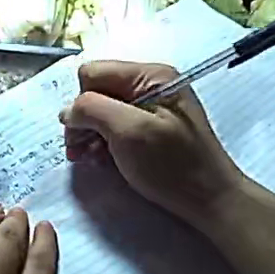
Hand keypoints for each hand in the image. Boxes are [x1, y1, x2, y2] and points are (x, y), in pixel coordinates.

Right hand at [61, 61, 248, 222]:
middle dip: (82, 121)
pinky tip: (100, 160)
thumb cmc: (171, 165)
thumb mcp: (129, 131)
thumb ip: (92, 110)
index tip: (84, 132)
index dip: (82, 102)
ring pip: (99, 112)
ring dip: (88, 135)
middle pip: (94, 92)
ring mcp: (149, 107)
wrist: (207, 200)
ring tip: (88, 158)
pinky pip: (112, 127)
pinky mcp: (147, 129)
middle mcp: (148, 86)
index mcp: (149, 76)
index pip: (92, 73)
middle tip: (79, 151)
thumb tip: (67, 111)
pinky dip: (101, 143)